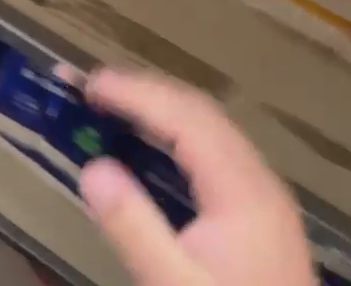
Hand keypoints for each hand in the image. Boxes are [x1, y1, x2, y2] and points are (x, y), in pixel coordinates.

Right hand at [79, 70, 315, 285]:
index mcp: (243, 192)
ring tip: (110, 101)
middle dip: (142, 90)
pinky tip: (148, 140)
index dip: (134, 93)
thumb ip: (134, 227)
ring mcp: (263, 194)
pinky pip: (213, 146)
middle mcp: (259, 181)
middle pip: (199, 111)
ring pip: (208, 125)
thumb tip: (91, 167)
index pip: (184, 118)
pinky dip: (173, 127)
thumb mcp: (173, 282)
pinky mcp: (258, 210)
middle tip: (89, 86)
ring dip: (157, 105)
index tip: (87, 84)